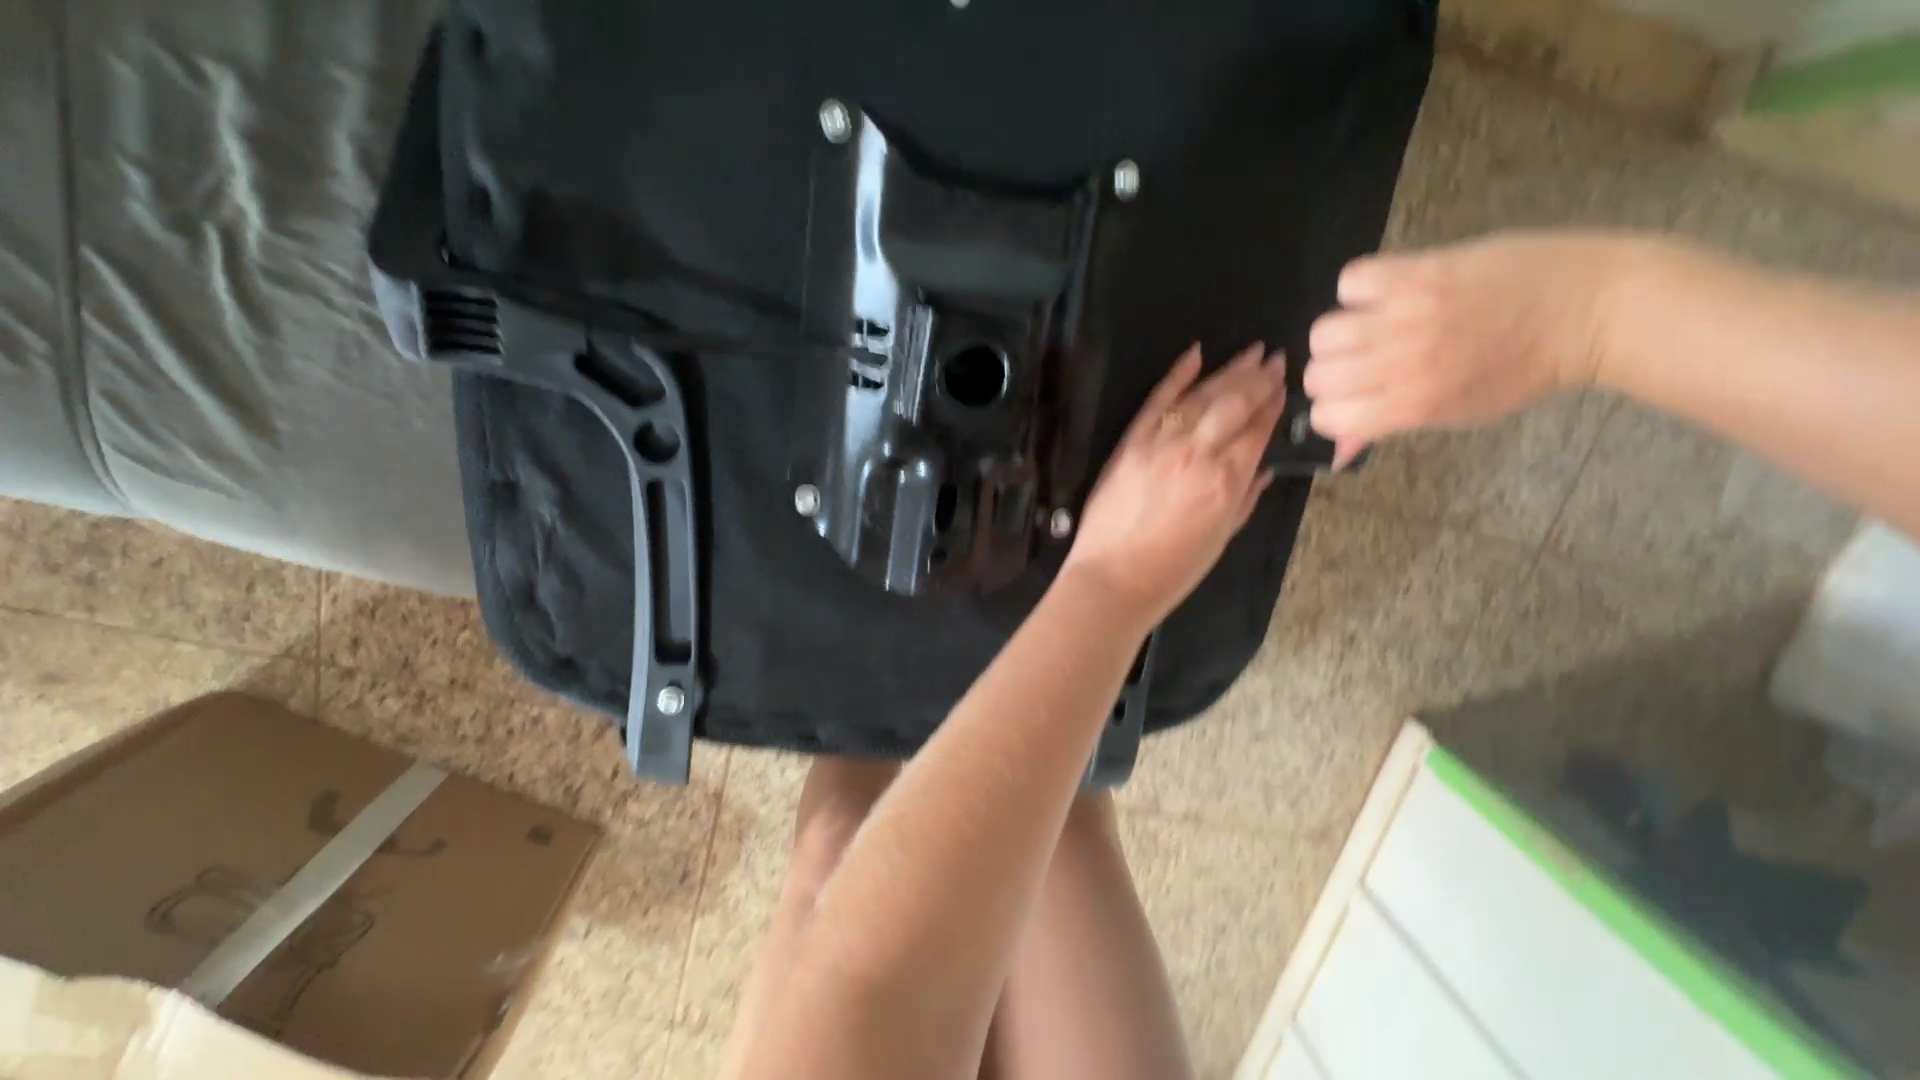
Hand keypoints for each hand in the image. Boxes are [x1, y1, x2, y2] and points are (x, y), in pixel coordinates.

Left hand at [1063, 343, 1286, 621]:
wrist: (1113, 579)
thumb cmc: (1173, 570)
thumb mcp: (1221, 537)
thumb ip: (1245, 498)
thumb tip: (1264, 470)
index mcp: (1227, 480)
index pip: (1258, 429)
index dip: (1274, 403)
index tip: (1285, 383)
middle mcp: (1199, 454)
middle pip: (1235, 403)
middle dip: (1259, 377)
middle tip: (1275, 358)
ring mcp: (1161, 444)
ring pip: (1201, 396)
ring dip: (1229, 371)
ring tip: (1250, 352)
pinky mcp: (1130, 443)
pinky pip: (1156, 401)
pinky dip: (1176, 375)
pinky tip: (1194, 354)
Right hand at [1302, 230, 1629, 466]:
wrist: (1590, 308)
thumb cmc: (1526, 369)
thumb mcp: (1459, 412)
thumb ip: (1392, 426)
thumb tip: (1339, 453)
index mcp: (1413, 406)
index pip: (1328, 416)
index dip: (1333, 408)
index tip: (1353, 397)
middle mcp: (1401, 364)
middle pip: (1318, 374)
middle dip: (1333, 371)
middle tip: (1363, 360)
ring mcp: (1407, 316)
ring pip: (1324, 331)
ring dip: (1342, 330)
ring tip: (1372, 324)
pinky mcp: (1417, 272)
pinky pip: (1351, 280)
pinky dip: (1361, 287)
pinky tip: (1388, 292)